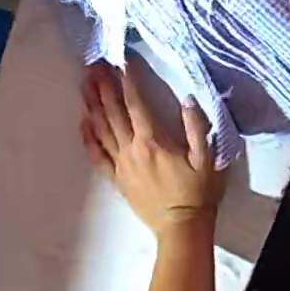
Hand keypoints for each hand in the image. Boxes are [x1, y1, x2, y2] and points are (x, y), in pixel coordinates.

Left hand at [81, 61, 224, 238]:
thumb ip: (197, 128)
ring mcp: (121, 165)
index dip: (129, 82)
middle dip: (104, 87)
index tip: (123, 63)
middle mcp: (131, 150)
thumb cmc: (197, 192)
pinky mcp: (116, 179)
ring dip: (92, 106)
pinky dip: (88, 139)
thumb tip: (188, 99)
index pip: (136, 105)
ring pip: (102, 130)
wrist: (182, 228)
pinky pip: (97, 156)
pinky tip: (82, 123)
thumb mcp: (206, 159)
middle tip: (95, 66)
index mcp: (152, 141)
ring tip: (84, 85)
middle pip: (113, 113)